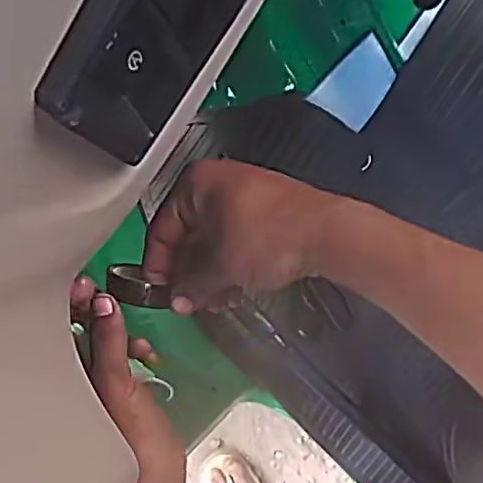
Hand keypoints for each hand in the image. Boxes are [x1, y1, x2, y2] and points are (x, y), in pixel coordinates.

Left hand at [72, 277, 184, 482]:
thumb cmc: (134, 454)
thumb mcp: (121, 392)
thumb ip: (109, 347)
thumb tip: (103, 304)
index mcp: (64, 383)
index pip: (58, 330)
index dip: (69, 304)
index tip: (86, 285)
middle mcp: (74, 386)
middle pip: (76, 334)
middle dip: (97, 314)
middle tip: (112, 302)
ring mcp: (93, 392)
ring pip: (97, 348)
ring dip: (120, 336)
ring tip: (141, 346)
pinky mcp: (113, 398)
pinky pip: (113, 363)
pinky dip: (129, 354)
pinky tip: (145, 358)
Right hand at [143, 160, 340, 312]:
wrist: (324, 234)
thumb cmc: (271, 235)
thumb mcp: (219, 266)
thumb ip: (191, 285)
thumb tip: (178, 297)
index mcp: (197, 182)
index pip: (162, 226)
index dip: (158, 263)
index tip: (159, 288)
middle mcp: (220, 184)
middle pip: (189, 236)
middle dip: (188, 274)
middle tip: (187, 300)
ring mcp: (246, 198)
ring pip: (215, 243)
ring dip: (210, 276)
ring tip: (214, 300)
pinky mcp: (268, 216)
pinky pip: (238, 243)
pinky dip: (232, 267)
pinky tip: (235, 290)